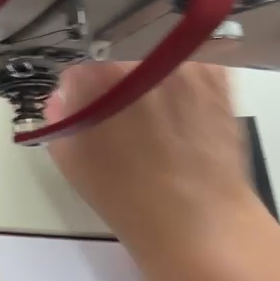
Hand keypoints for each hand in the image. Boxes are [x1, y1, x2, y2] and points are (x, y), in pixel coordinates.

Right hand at [46, 63, 262, 249]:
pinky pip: (194, 68)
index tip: (86, 116)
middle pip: (117, 64)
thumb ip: (60, 118)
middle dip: (114, 88)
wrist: (196, 218)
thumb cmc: (122, 192)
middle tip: (120, 122)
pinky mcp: (218, 81)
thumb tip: (66, 100)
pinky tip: (183, 112)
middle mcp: (139, 63)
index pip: (78, 74)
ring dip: (150, 84)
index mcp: (95, 78)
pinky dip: (186, 83)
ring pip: (155, 65)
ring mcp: (183, 69)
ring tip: (156, 121)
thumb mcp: (68, 157)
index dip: (78, 96)